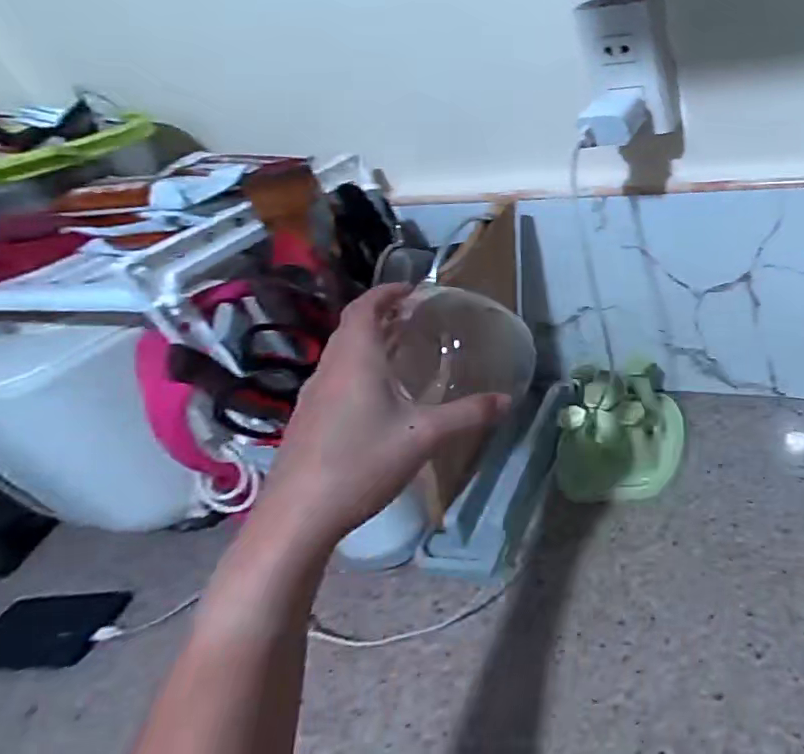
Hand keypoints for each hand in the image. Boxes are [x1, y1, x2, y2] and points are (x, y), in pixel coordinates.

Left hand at [254, 283, 510, 549]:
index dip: (387, 291)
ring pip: (341, 352)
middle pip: (352, 326)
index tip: (412, 289)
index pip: (366, 306)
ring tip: (398, 351)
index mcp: (355, 357)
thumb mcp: (423, 437)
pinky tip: (375, 398)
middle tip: (412, 318)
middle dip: (381, 314)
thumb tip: (506, 400)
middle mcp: (329, 366)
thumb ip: (466, 415)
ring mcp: (312, 393)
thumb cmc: (361, 462)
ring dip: (367, 341)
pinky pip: (333, 376)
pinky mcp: (306, 418)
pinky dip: (356, 368)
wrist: (297, 515)